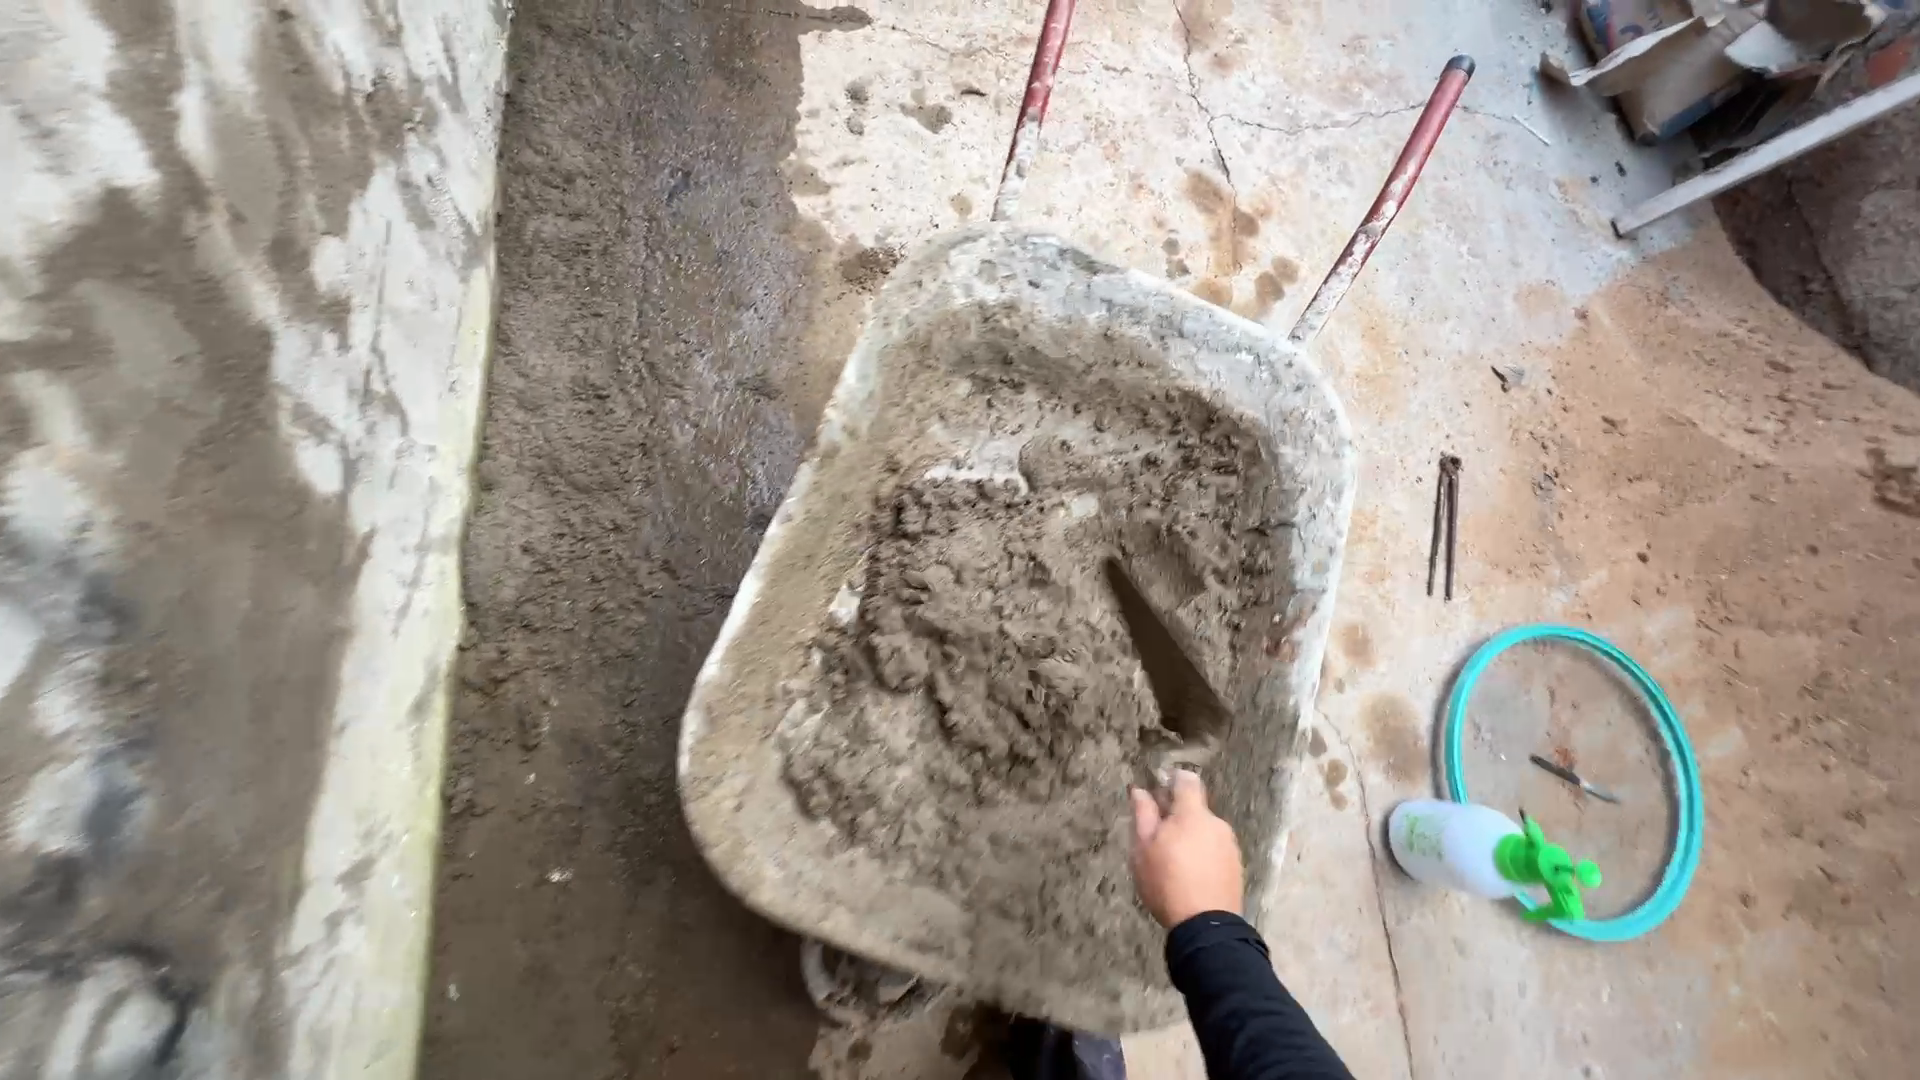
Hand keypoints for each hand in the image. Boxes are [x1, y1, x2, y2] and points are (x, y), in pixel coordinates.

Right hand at [1129, 770, 1244, 927]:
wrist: (1206, 927)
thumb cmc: (1167, 882)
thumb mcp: (1143, 848)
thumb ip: (1143, 814)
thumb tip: (1141, 791)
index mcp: (1192, 814)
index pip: (1187, 780)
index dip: (1172, 781)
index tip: (1158, 795)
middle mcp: (1216, 824)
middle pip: (1195, 809)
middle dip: (1177, 816)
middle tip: (1158, 838)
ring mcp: (1230, 846)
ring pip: (1205, 830)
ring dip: (1191, 837)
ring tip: (1174, 862)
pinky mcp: (1236, 867)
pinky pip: (1215, 850)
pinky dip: (1203, 854)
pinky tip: (1191, 876)